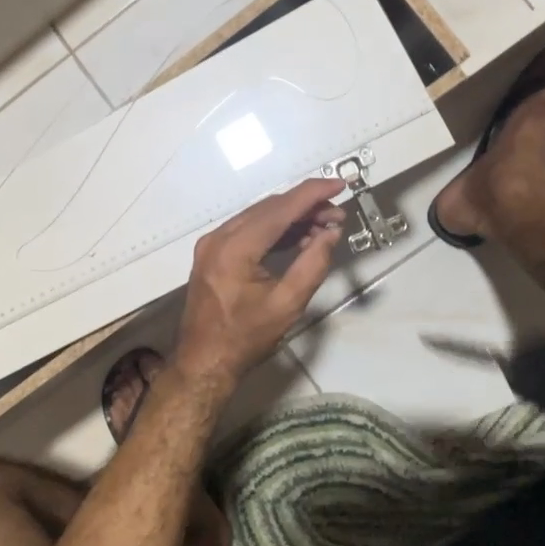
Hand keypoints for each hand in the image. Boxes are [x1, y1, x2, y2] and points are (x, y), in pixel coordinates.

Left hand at [174, 177, 345, 386]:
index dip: (312, 194)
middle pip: (268, 208)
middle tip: (337, 215)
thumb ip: (312, 264)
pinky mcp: (211, 254)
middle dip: (305, 206)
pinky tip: (297, 237)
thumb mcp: (287, 304)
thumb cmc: (246, 338)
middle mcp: (219, 238)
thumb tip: (331, 232)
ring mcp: (211, 245)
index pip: (280, 209)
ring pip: (257, 217)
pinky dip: (273, 230)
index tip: (340, 184)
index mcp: (235, 248)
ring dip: (290, 217)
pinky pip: (246, 230)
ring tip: (324, 226)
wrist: (204, 361)